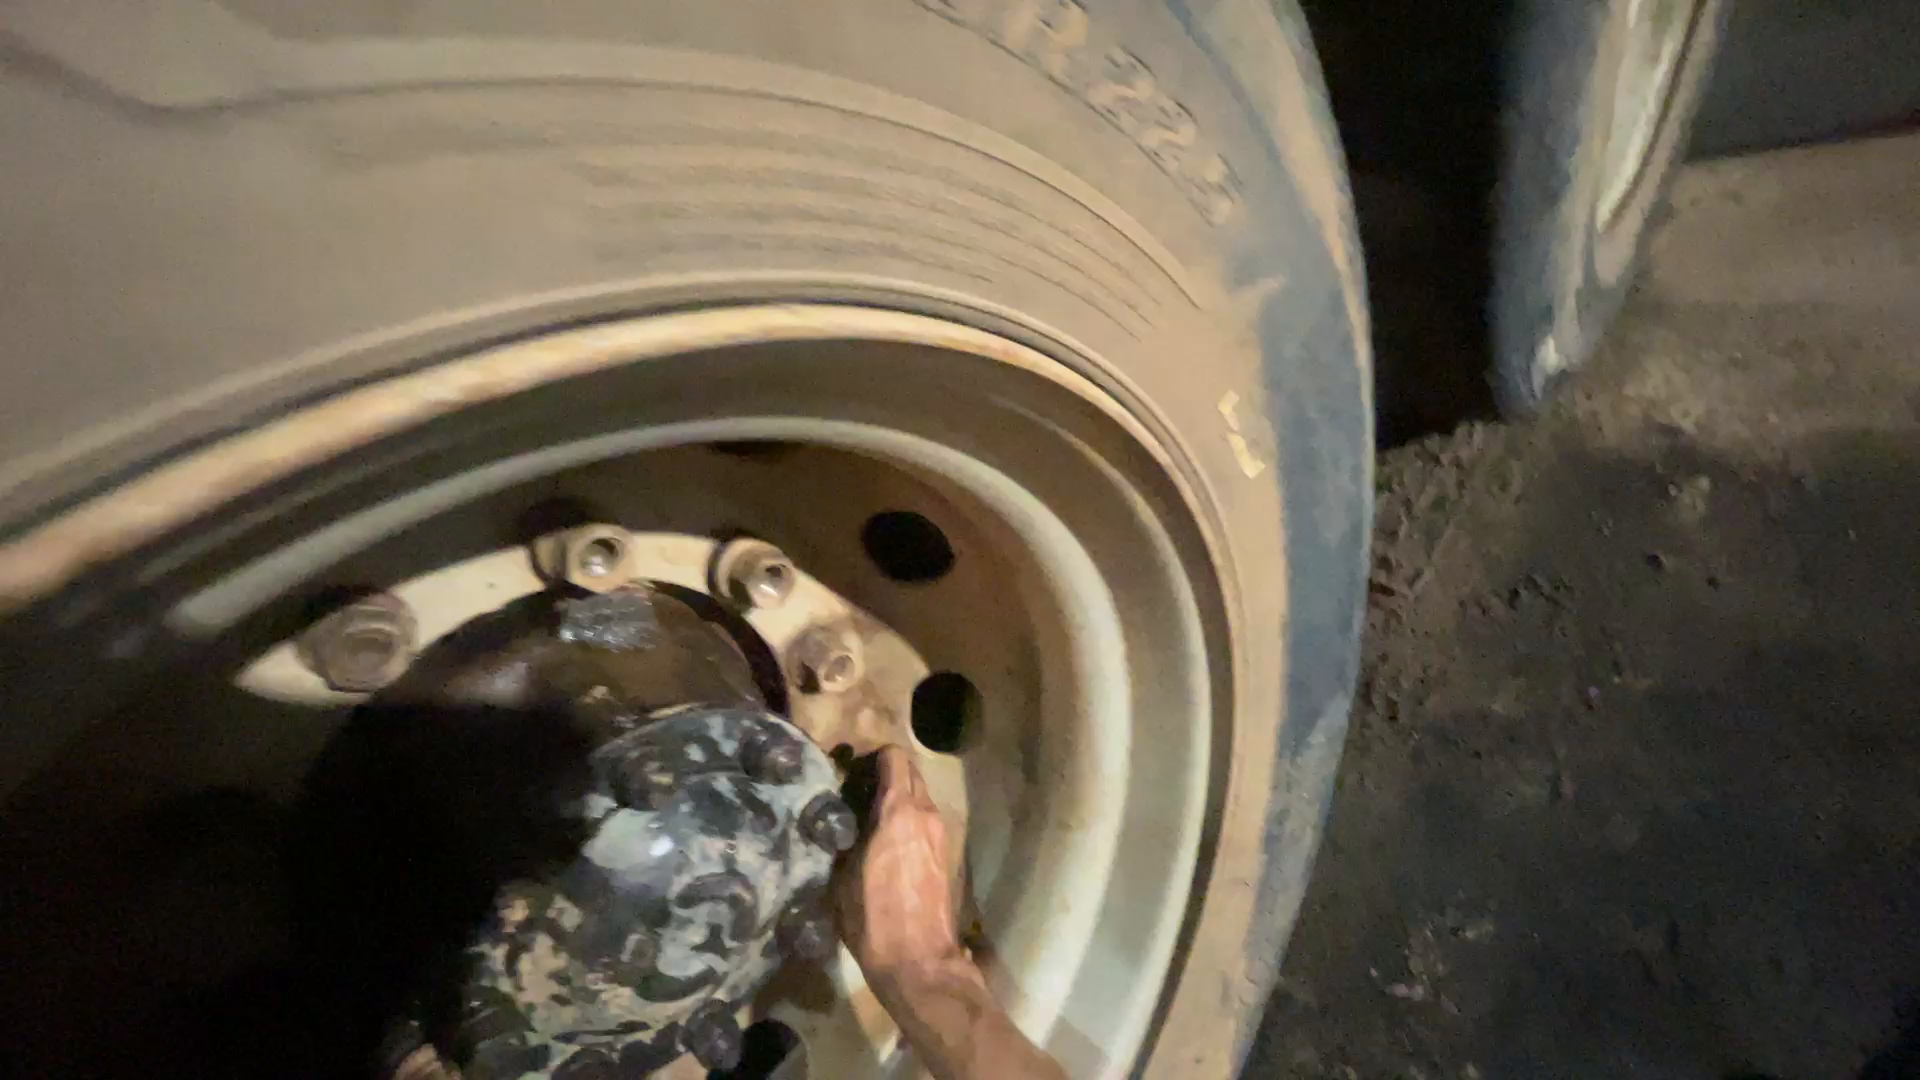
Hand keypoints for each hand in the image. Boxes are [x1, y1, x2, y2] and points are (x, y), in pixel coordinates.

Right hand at [833, 746, 969, 987]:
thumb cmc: (874, 919)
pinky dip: (911, 818)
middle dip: (888, 774)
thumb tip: (842, 820)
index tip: (854, 771)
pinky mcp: (948, 851)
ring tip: (874, 819)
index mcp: (899, 811)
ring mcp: (941, 831)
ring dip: (901, 797)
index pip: (894, 758)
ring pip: (921, 796)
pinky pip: (927, 819)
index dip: (873, 758)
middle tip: (861, 792)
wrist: (920, 962)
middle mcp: (925, 812)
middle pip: (910, 772)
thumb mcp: (842, 878)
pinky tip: (891, 842)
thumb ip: (845, 837)